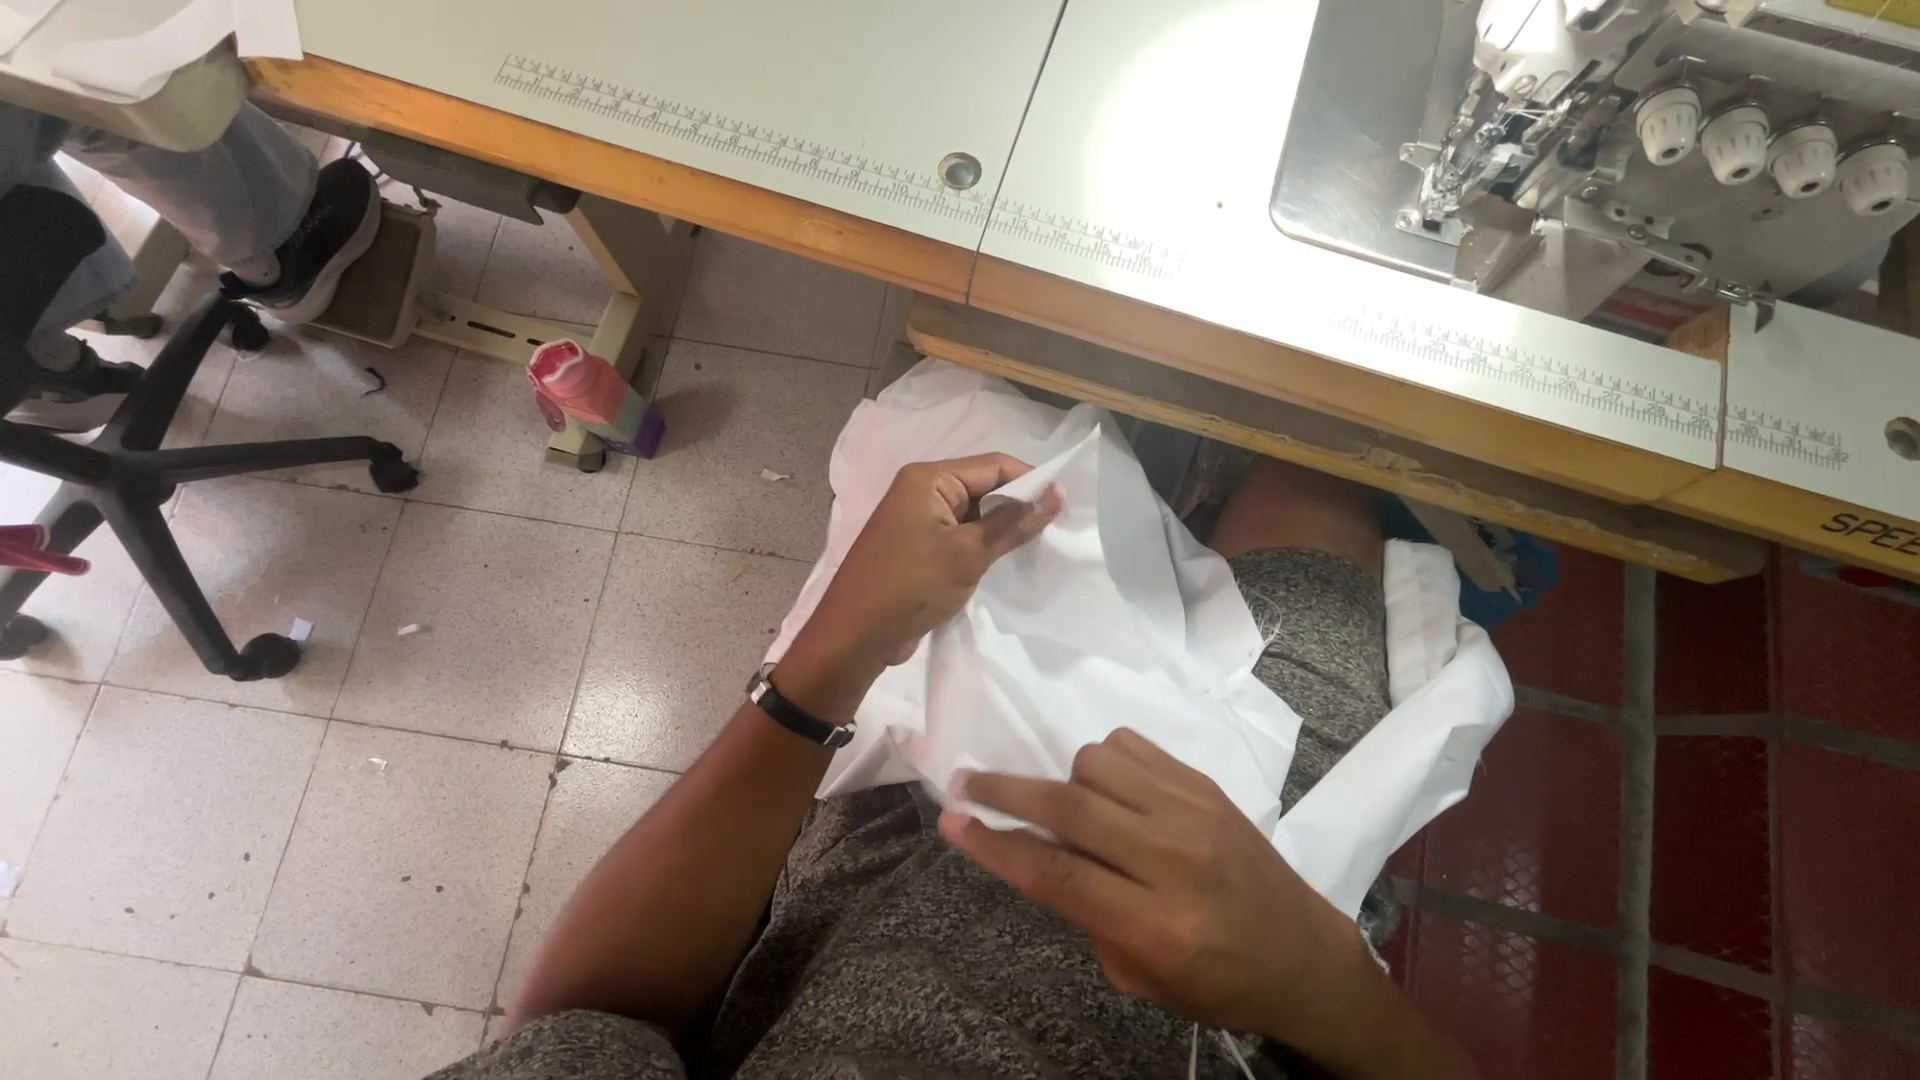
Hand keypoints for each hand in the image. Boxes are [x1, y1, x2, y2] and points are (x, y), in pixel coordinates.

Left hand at [779, 454, 1060, 719]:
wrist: (855, 636)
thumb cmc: (911, 586)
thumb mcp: (968, 553)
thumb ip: (1014, 523)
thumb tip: (1057, 494)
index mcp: (929, 478)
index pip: (993, 465)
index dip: (1031, 480)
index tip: (1065, 505)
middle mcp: (921, 490)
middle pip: (983, 486)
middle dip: (1017, 505)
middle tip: (1054, 530)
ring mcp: (917, 520)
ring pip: (973, 514)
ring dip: (1001, 529)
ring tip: (1035, 548)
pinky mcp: (918, 547)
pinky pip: (959, 535)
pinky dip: (982, 545)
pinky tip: (1005, 562)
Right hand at [939, 730, 1367, 1045]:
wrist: (1302, 953)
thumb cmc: (1215, 981)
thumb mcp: (1139, 977)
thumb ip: (1083, 912)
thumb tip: (1033, 849)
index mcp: (1158, 925)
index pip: (1057, 873)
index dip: (995, 844)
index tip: (952, 821)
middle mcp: (1174, 858)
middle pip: (1068, 806)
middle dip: (1005, 791)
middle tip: (968, 783)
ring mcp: (1193, 811)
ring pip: (1094, 762)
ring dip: (1067, 781)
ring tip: (1075, 808)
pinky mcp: (1205, 784)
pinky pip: (1130, 745)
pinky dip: (1104, 761)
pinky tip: (1111, 789)